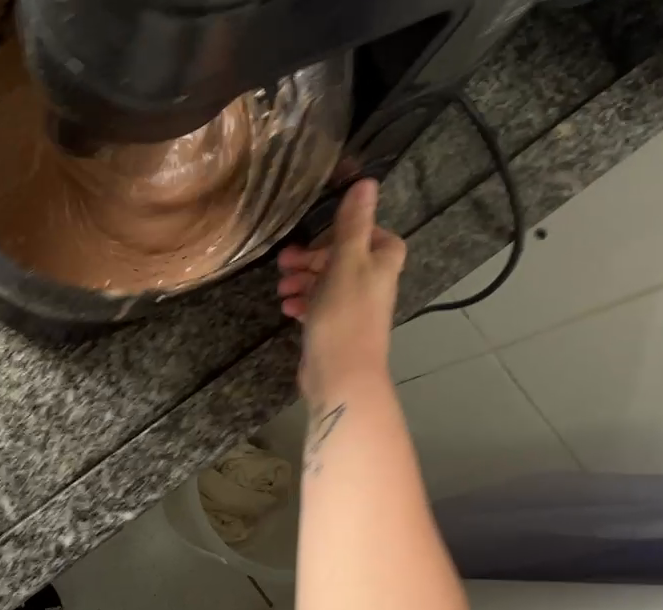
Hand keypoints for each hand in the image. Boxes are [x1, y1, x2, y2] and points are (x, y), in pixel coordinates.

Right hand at [276, 178, 406, 398]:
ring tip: (281, 287)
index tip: (317, 234)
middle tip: (284, 262)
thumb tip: (366, 182)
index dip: (343, 231)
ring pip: (327, 283)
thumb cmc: (344, 315)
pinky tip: (286, 308)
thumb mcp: (346, 262)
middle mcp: (372, 282)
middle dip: (313, 258)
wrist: (341, 374)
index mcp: (382, 262)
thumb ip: (352, 224)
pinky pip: (318, 306)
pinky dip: (303, 302)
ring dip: (303, 281)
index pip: (370, 233)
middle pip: (343, 258)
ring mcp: (353, 307)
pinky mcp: (335, 328)